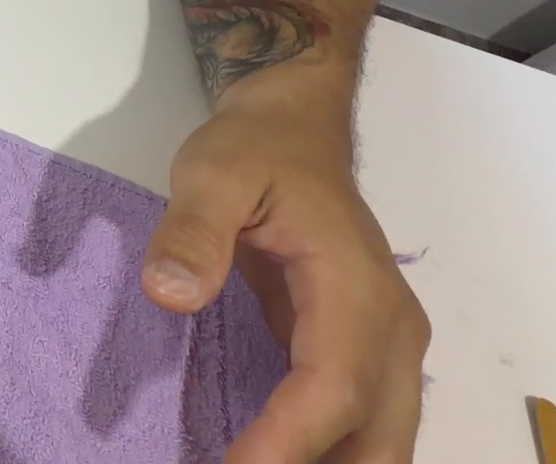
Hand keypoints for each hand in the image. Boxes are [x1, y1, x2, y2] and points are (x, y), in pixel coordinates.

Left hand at [143, 99, 429, 462]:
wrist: (289, 125)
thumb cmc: (251, 147)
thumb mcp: (210, 175)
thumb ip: (191, 234)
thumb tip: (169, 296)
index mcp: (354, 292)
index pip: (333, 388)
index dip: (290, 440)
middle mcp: (386, 328)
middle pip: (376, 432)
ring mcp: (377, 336)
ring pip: (377, 430)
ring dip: (327, 461)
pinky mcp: (349, 335)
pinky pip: (350, 405)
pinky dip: (321, 439)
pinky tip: (270, 449)